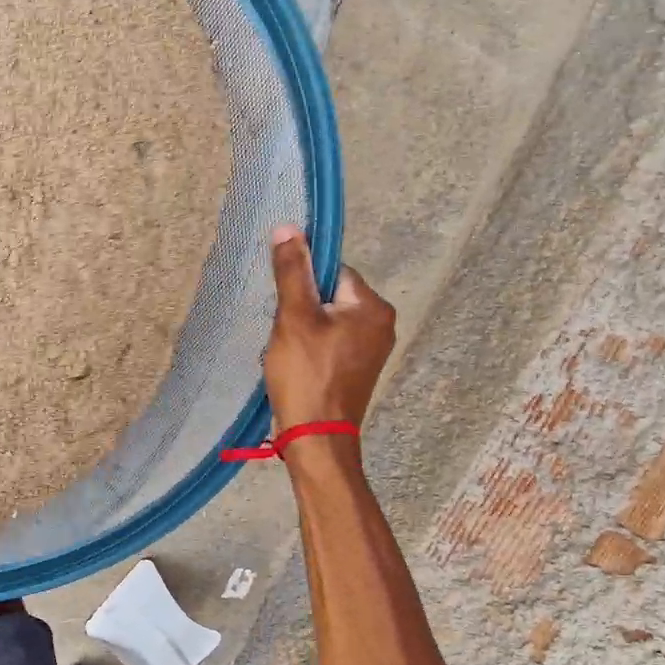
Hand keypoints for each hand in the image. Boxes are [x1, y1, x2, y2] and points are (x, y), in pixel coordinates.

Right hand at [263, 225, 395, 430]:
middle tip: (281, 332)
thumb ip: (292, 272)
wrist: (316, 436)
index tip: (284, 307)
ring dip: (301, 331)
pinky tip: (294, 366)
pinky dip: (310, 349)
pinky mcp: (358, 370)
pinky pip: (330, 344)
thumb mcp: (294, 317)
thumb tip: (288, 228)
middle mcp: (383, 324)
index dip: (303, 285)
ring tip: (285, 352)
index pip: (334, 272)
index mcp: (374, 306)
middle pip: (330, 297)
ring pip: (327, 322)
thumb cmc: (306, 374)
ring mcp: (372, 350)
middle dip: (300, 310)